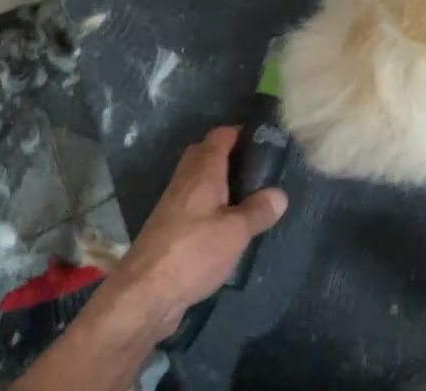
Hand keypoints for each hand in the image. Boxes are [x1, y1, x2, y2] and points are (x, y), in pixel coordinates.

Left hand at [105, 126, 288, 338]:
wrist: (145, 291)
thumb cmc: (193, 252)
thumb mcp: (235, 232)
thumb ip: (257, 211)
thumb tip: (280, 194)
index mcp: (202, 171)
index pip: (221, 136)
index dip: (241, 133)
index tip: (266, 141)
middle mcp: (186, 180)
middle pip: (207, 153)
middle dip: (231, 156)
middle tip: (261, 171)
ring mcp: (175, 203)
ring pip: (200, 179)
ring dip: (222, 182)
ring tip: (250, 196)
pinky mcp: (171, 226)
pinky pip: (195, 202)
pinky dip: (212, 204)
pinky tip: (228, 224)